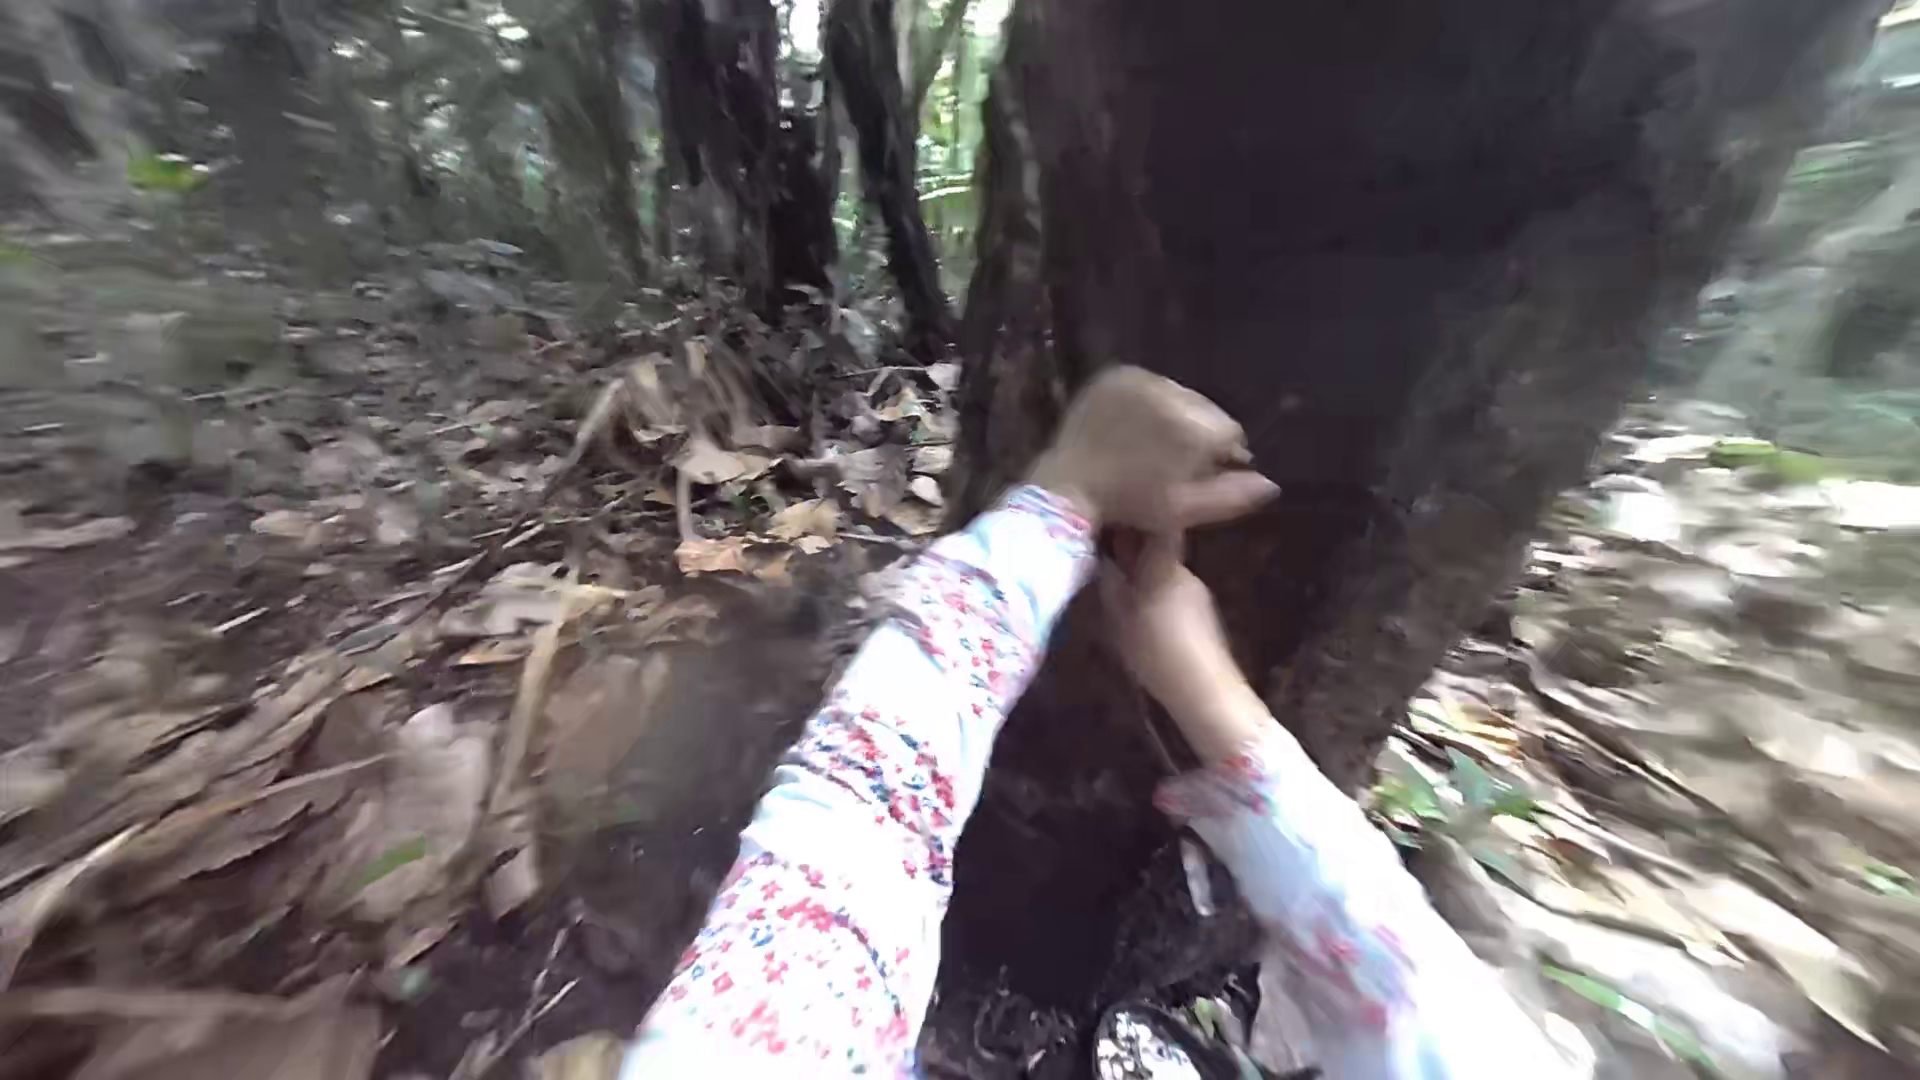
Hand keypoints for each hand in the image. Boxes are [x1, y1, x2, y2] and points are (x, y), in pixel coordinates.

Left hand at [1027, 367, 1278, 529]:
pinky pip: (1147, 385)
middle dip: (1198, 432)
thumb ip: (1232, 497)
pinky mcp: (1116, 376)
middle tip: (1177, 457)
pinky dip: (1148, 402)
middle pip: (1206, 411)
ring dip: (1175, 415)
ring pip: (1179, 396)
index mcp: (1195, 429)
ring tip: (1156, 442)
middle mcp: (1174, 396)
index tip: (1203, 470)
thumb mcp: (1183, 510)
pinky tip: (1137, 425)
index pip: (1230, 434)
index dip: (1219, 455)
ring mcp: (1141, 381)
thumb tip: (1271, 484)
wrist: (1068, 484)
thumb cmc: (1129, 504)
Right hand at [1102, 532, 1271, 763]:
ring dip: (1142, 577)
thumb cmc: (1156, 651)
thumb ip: (1110, 584)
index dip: (1131, 522)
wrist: (1205, 692)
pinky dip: (1154, 596)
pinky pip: (1171, 593)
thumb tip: (1101, 558)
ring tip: (1118, 592)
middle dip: (1131, 551)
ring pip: (1162, 574)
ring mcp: (1197, 594)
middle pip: (1155, 550)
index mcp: (1164, 567)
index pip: (1152, 528)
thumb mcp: (1119, 618)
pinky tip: (1142, 617)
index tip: (1109, 521)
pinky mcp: (1202, 615)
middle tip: (1104, 559)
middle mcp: (1184, 572)